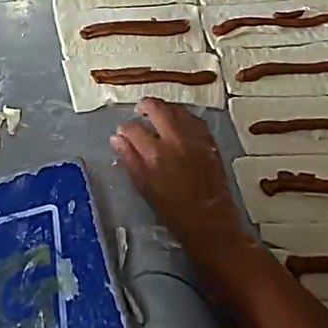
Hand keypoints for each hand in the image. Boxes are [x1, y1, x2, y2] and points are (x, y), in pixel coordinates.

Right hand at [112, 97, 255, 266]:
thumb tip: (116, 139)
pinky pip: (194, 119)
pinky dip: (183, 116)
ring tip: (158, 114)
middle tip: (140, 110)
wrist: (210, 222)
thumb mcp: (145, 187)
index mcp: (155, 154)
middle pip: (157, 109)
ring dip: (165, 108)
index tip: (122, 131)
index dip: (124, 128)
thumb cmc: (173, 211)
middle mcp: (175, 139)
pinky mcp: (209, 140)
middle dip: (145, 105)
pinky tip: (179, 122)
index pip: (133, 129)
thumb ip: (129, 159)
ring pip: (177, 110)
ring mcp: (194, 138)